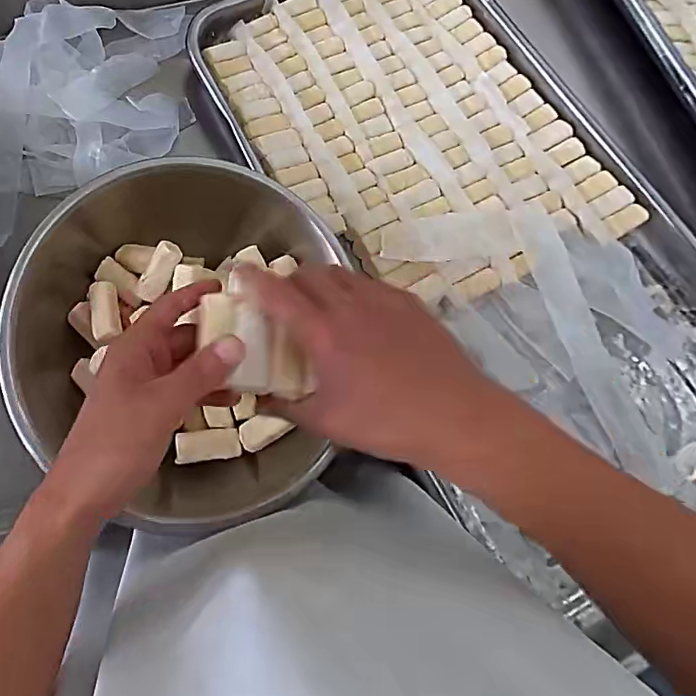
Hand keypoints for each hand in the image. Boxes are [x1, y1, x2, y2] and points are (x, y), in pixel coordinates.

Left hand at [43, 281, 243, 524]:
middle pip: (181, 337)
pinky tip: (230, 398)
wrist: (83, 494)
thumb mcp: (163, 404)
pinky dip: (204, 390)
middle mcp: (140, 361)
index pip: (168, 308)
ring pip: (185, 365)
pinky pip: (182, 390)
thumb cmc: (117, 443)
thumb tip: (235, 342)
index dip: (194, 294)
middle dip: (214, 334)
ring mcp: (143, 387)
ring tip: (250, 367)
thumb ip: (200, 373)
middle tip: (252, 332)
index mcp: (135, 348)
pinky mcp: (149, 412)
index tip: (225, 286)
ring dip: (213, 366)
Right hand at [249, 266, 518, 470]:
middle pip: (308, 273)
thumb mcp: (328, 422)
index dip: (254, 280)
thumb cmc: (386, 423)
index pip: (278, 294)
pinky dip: (353, 291)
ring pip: (340, 273)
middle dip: (288, 281)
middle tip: (283, 301)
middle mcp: (349, 305)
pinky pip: (369, 284)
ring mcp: (382, 299)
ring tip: (320, 305)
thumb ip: (287, 407)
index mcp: (323, 333)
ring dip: (320, 281)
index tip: (239, 273)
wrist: (456, 416)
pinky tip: (361, 316)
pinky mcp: (408, 302)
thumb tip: (260, 400)